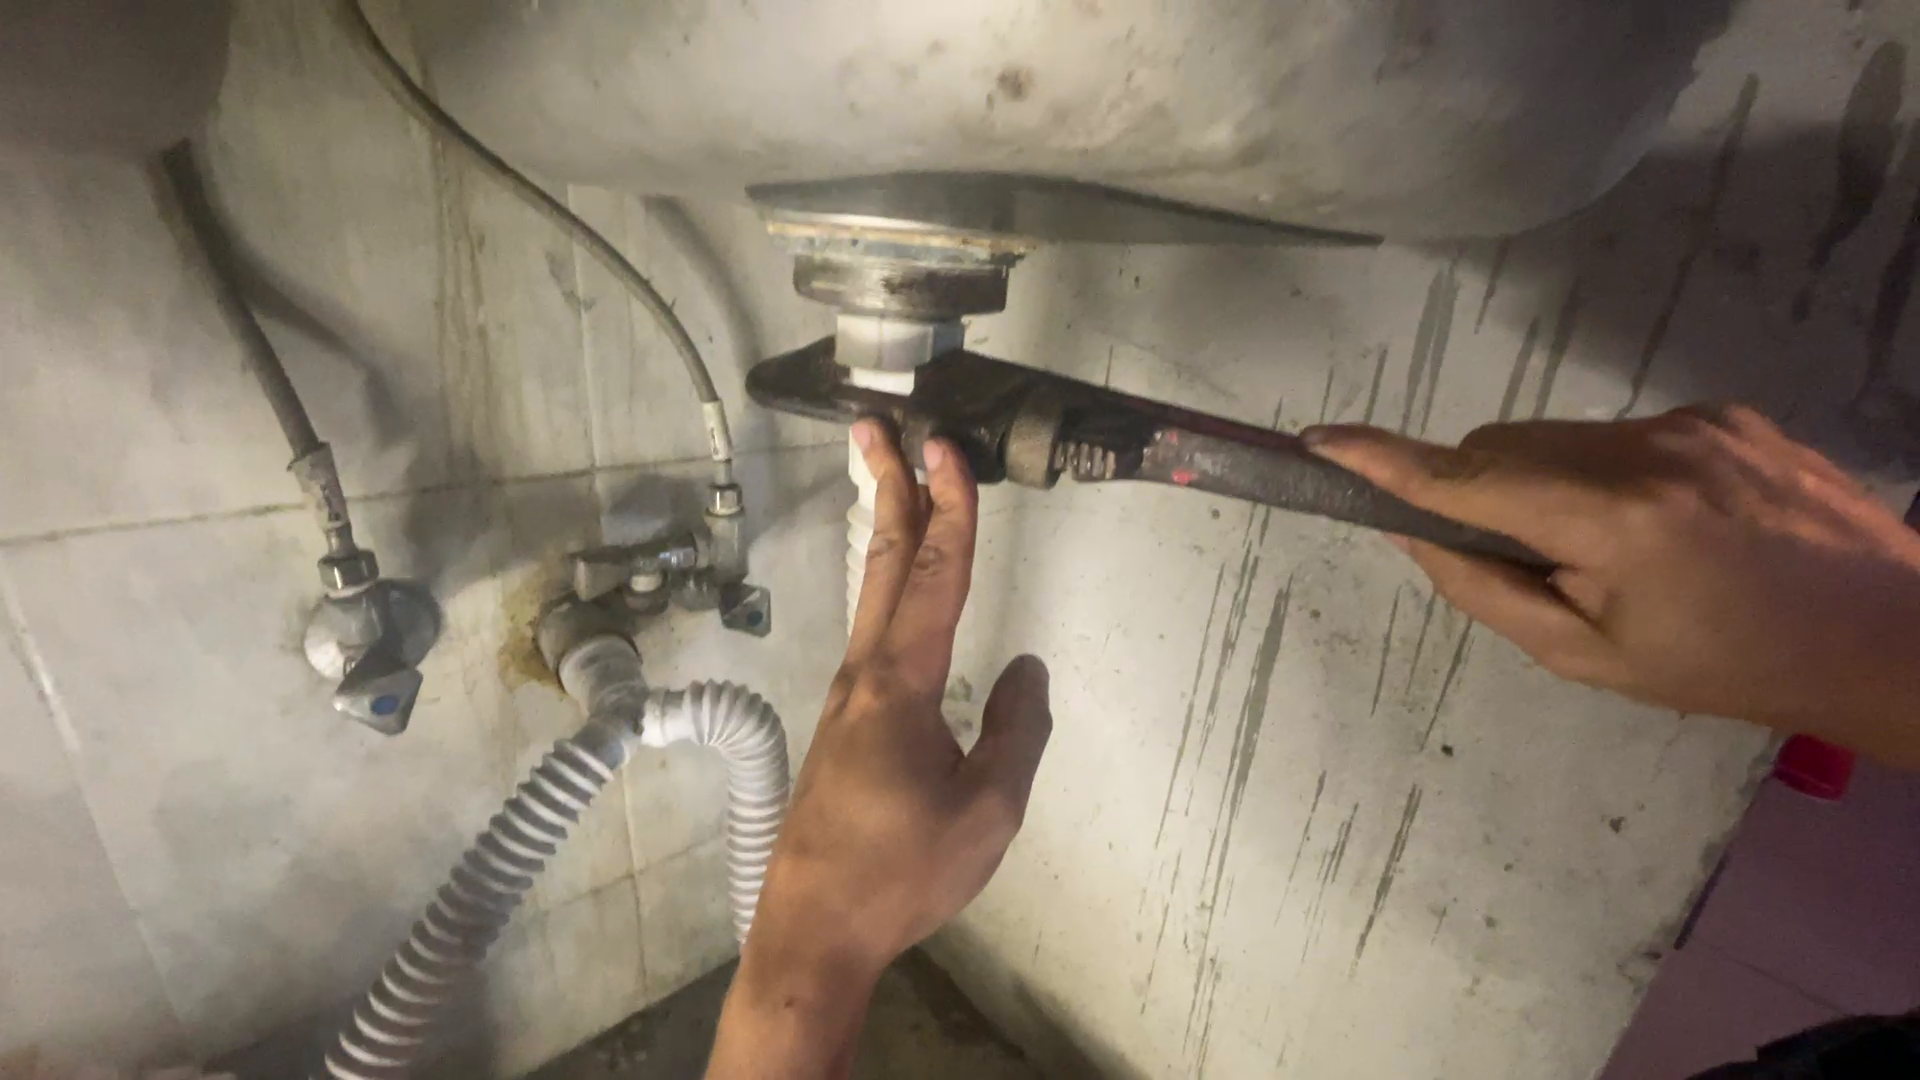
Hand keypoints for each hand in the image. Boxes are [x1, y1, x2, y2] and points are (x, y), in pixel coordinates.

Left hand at [705, 419, 1051, 1079]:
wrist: (814, 929)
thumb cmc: (902, 873)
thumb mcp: (988, 812)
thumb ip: (1016, 732)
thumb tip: (1026, 669)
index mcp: (901, 683)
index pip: (937, 577)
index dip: (949, 509)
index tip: (947, 449)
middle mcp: (866, 672)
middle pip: (886, 563)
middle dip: (890, 490)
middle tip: (880, 429)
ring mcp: (848, 694)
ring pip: (873, 593)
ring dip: (887, 530)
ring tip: (894, 484)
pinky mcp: (845, 720)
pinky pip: (872, 629)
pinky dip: (888, 583)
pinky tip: (899, 589)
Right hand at [1303, 404, 1919, 767]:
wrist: (1896, 638)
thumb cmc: (1722, 665)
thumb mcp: (1581, 653)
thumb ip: (1481, 587)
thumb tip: (1412, 530)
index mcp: (1615, 520)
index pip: (1466, 479)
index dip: (1384, 459)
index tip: (1320, 440)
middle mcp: (1648, 450)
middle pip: (1497, 447)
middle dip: (1471, 487)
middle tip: (1508, 550)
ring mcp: (1689, 421)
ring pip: (1545, 437)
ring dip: (1530, 480)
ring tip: (1595, 542)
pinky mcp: (1718, 412)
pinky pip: (1602, 433)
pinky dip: (1586, 470)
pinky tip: (1647, 518)